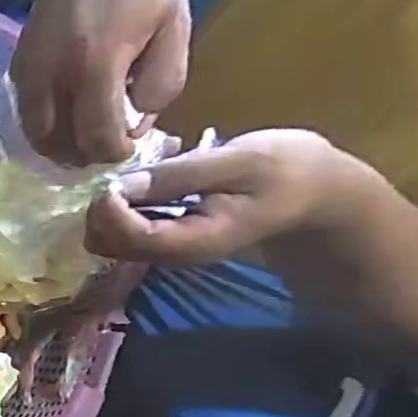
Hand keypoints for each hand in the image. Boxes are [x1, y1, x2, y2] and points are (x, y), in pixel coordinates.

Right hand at [12, 0, 188, 166]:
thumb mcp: (176, 24)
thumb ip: (163, 81)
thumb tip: (137, 123)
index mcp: (96, 67)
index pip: (97, 137)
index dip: (114, 152)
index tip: (128, 147)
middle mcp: (53, 79)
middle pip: (59, 146)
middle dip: (85, 156)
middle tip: (106, 148)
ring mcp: (29, 76)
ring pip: (36, 137)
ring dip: (60, 148)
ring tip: (84, 142)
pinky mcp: (18, 71)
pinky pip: (28, 116)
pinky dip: (47, 128)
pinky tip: (67, 117)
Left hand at [84, 129, 384, 264]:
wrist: (316, 195)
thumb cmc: (288, 173)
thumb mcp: (241, 162)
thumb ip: (180, 175)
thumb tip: (124, 185)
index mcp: (188, 242)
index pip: (125, 237)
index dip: (109, 210)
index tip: (116, 180)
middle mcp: (166, 254)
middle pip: (105, 242)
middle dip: (102, 210)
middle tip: (123, 173)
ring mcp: (161, 248)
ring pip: (106, 236)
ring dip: (110, 205)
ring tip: (139, 171)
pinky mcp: (160, 236)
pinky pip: (121, 226)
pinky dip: (122, 204)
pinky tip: (148, 177)